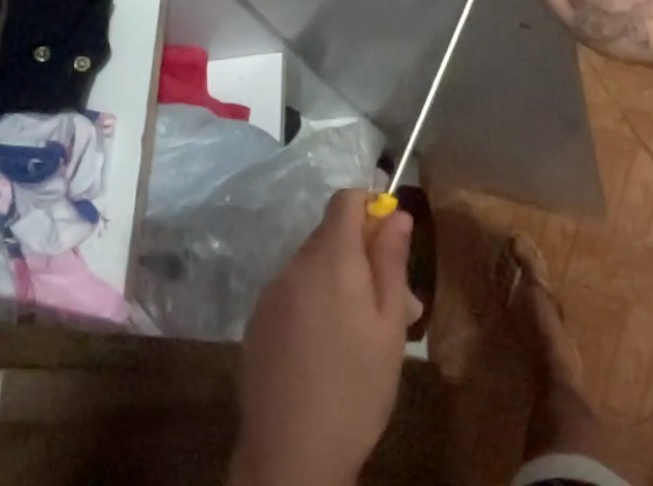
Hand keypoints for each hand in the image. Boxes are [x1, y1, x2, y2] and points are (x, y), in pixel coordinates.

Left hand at [231, 190, 421, 485]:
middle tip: (394, 305)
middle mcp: (293, 266)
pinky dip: (313, 304)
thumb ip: (391, 262)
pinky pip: (292, 294)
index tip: (391, 241)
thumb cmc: (356, 386)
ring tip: (363, 335)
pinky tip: (328, 350)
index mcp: (329, 259)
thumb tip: (396, 214)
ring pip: (311, 267)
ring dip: (339, 282)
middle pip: (329, 236)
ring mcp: (270, 294)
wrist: (290, 452)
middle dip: (362, 256)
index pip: (344, 200)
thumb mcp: (389, 325)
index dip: (371, 208)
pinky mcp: (256, 322)